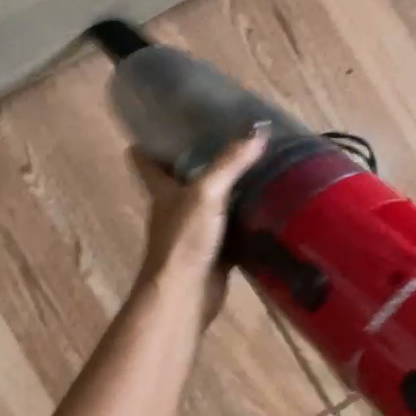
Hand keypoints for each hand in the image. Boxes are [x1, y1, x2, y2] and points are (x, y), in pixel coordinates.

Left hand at [127, 124, 268, 323]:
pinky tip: (269, 206)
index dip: (152, 141)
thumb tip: (258, 131)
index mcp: (162, 189)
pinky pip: (232, 229)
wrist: (186, 294)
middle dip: (202, 159)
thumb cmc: (184, 239)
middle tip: (232, 136)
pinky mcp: (215, 251)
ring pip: (211, 203)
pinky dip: (247, 219)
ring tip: (259, 164)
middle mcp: (175, 207)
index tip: (170, 122)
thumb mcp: (206, 193)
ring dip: (230, 188)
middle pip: (183, 178)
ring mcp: (194, 231)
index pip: (146, 160)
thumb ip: (230, 163)